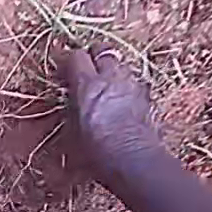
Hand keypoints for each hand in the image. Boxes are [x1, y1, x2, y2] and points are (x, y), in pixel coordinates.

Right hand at [59, 48, 172, 186]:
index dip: (68, 63)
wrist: (133, 161)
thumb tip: (72, 102)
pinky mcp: (147, 95)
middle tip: (87, 71)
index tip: (64, 73)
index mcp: (88, 86)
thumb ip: (72, 109)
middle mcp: (112, 78)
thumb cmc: (97, 153)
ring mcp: (132, 84)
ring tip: (105, 88)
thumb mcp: (72, 133)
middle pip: (103, 50)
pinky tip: (121, 104)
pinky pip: (133, 82)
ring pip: (120, 64)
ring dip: (111, 71)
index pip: (76, 57)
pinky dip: (125, 87)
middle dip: (94, 56)